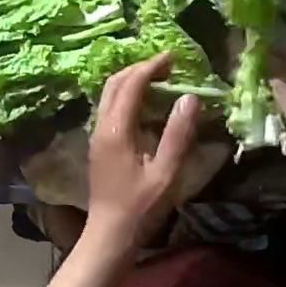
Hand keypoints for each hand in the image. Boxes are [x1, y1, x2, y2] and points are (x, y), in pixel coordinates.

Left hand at [86, 54, 202, 248]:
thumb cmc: (140, 205)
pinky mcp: (98, 144)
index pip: (130, 85)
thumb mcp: (166, 171)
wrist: (110, 231)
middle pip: (113, 84)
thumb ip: (178, 133)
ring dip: (131, 81)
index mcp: (115, 130)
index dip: (151, 66)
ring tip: (159, 77)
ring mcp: (96, 135)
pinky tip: (147, 102)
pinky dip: (126, 96)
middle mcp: (100, 127)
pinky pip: (109, 109)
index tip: (173, 55)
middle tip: (167, 63)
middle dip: (139, 68)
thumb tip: (189, 97)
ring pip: (108, 96)